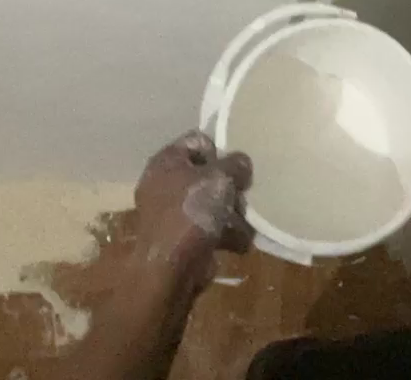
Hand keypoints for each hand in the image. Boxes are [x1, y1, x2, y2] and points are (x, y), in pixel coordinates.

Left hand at [132, 130, 253, 284]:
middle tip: (243, 195)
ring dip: (232, 211)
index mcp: (167, 161)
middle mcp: (165, 183)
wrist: (169, 269)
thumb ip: (236, 163)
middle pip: (207, 173)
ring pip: (211, 201)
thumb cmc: (191, 212)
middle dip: (230, 186)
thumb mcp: (220, 177)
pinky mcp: (180, 238)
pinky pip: (208, 226)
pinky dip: (225, 232)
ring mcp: (171, 213)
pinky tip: (241, 241)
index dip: (220, 150)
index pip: (198, 140)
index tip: (234, 167)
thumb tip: (241, 163)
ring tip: (246, 221)